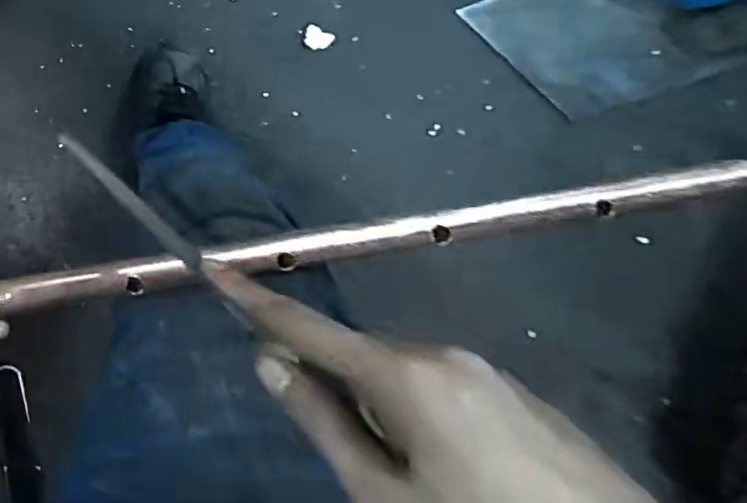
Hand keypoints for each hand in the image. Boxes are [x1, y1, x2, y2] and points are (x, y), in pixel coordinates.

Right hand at [204, 263, 653, 502]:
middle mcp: (442, 354)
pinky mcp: (533, 401)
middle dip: (345, 389)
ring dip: (393, 407)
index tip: (214, 266)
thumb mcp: (388, 500)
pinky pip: (455, 390)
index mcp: (401, 373)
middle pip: (362, 356)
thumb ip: (323, 423)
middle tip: (367, 462)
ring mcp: (493, 374)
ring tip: (427, 480)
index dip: (253, 300)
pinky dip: (437, 416)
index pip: (305, 326)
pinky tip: (473, 476)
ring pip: (409, 374)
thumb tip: (269, 362)